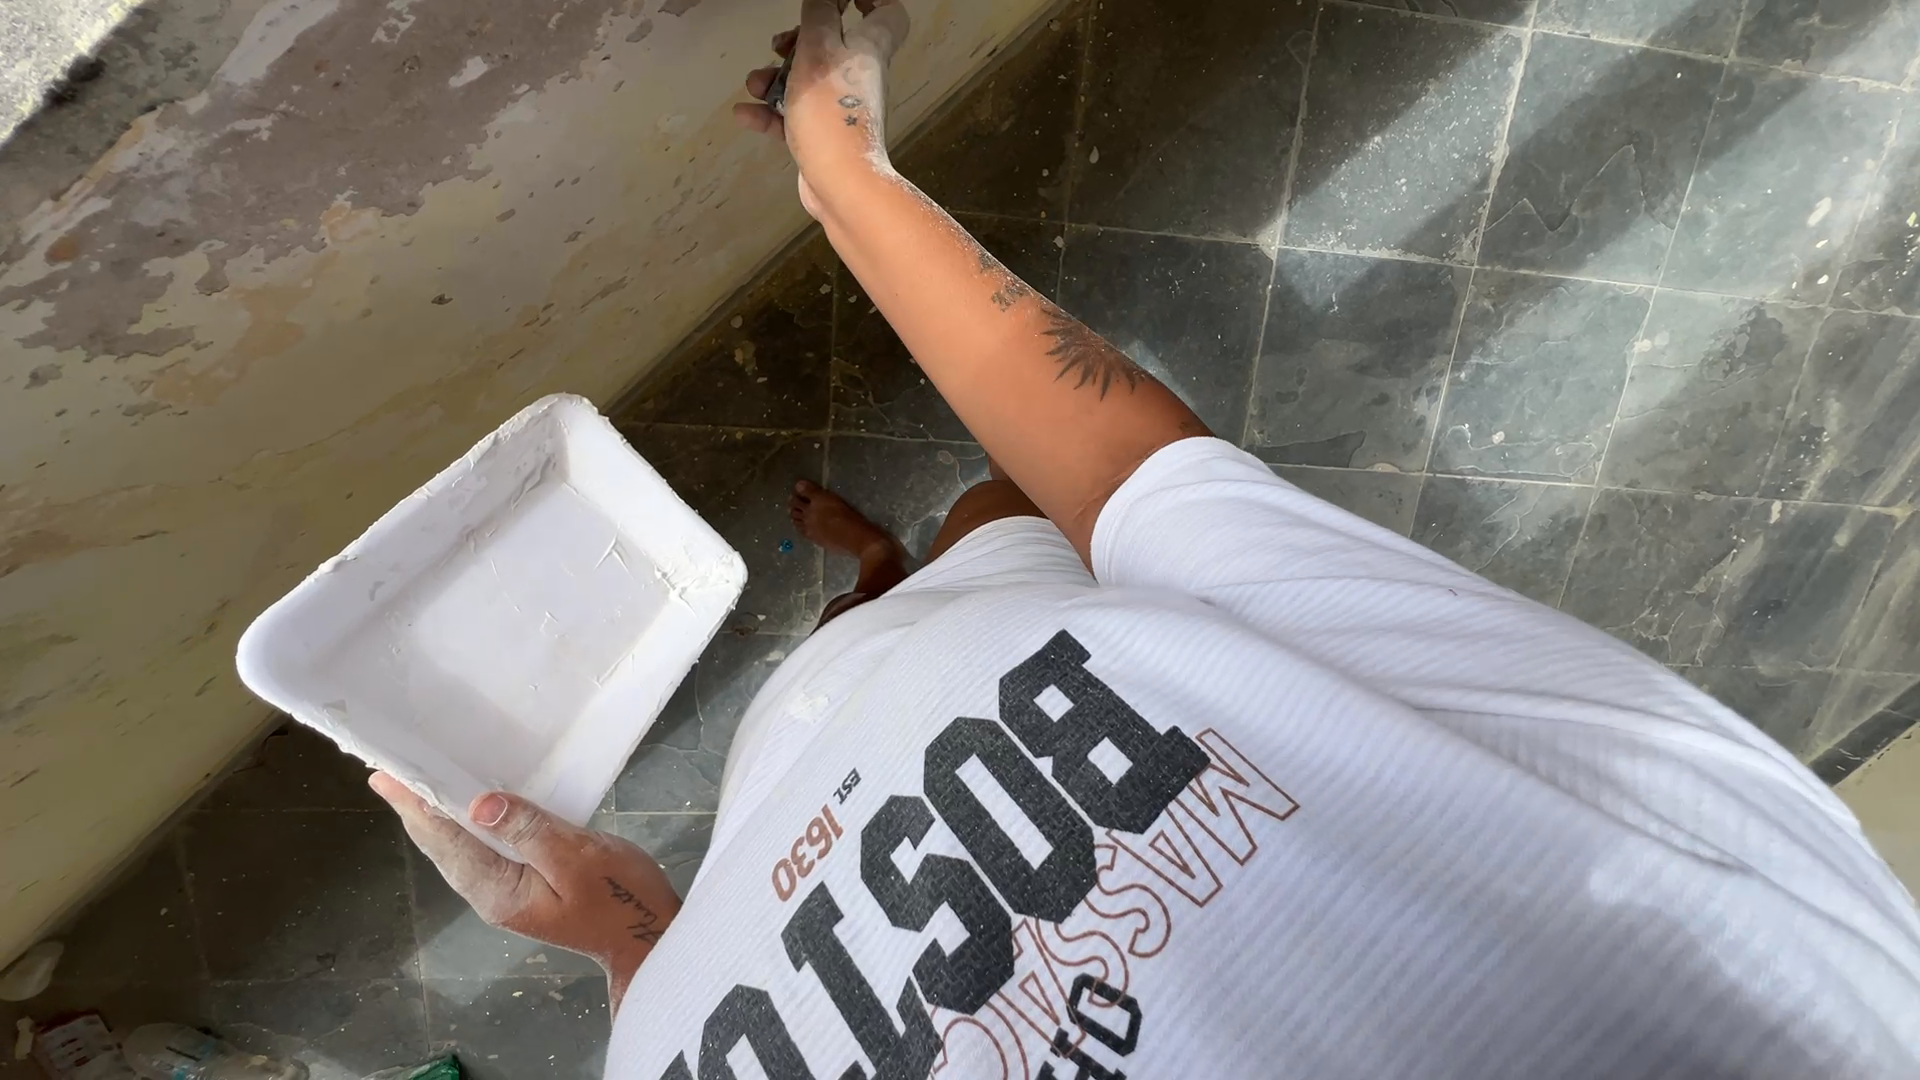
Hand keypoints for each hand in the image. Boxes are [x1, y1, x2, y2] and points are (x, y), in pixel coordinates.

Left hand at [369, 772, 680, 1009]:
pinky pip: (487, 851)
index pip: (448, 843)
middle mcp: (493, 895)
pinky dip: (472, 827)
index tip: (389, 779)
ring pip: (464, 851)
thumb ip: (531, 831)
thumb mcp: (579, 857)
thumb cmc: (619, 895)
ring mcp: (510, 894)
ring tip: (422, 790)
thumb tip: (481, 804)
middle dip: (419, 813)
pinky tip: (477, 812)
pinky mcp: (529, 886)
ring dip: (442, 819)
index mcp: (499, 890)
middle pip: (447, 849)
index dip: (418, 808)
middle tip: (392, 778)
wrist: (647, 935)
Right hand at [733, 0, 910, 217]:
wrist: (841, 186)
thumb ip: (818, 13)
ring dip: (775, 78)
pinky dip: (770, 114)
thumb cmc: (831, 114)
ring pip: (806, 81)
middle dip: (798, 39)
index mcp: (867, 50)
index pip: (887, 13)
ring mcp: (840, 111)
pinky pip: (794, 117)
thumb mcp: (818, 50)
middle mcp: (858, 78)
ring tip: (755, 83)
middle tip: (780, 45)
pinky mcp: (823, 138)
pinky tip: (745, 114)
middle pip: (832, 46)